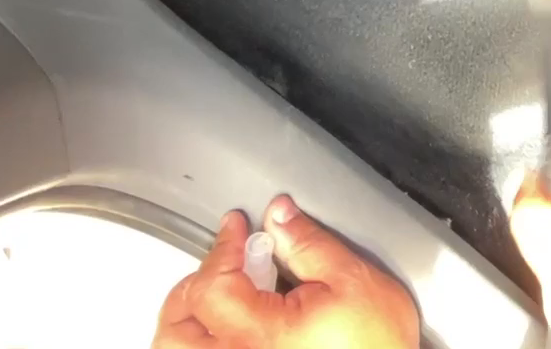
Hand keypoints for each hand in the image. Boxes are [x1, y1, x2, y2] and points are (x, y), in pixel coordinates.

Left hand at [153, 195, 418, 348]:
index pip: (211, 288)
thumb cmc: (375, 340)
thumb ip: (306, 242)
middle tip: (224, 260)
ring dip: (193, 318)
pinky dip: (208, 338)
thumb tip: (278, 213)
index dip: (222, 247)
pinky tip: (239, 320)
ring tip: (228, 290)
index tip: (235, 226)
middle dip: (192, 286)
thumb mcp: (349, 276)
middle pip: (175, 333)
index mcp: (261, 337)